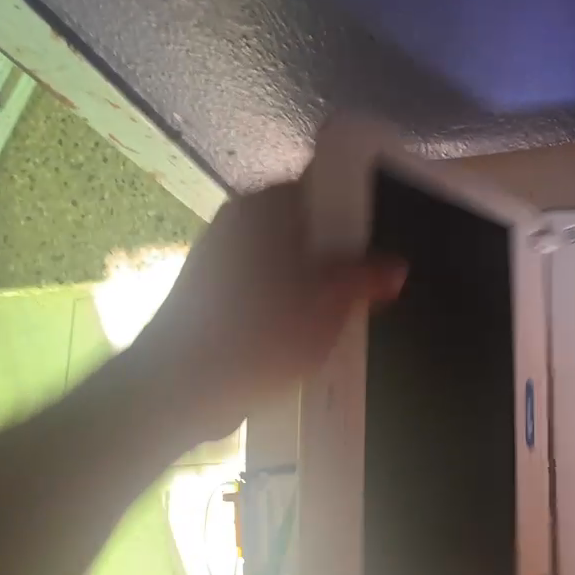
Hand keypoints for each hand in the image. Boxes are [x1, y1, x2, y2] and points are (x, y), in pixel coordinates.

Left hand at [125, 182, 405, 439]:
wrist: (179, 388)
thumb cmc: (259, 335)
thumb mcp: (328, 306)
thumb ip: (366, 278)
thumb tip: (394, 266)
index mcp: (264, 208)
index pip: (323, 187)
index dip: (359, 211)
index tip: (384, 239)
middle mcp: (238, 223)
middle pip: (306, 228)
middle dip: (340, 255)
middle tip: (374, 284)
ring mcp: (221, 260)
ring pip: (286, 263)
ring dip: (315, 286)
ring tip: (345, 317)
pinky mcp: (212, 297)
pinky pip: (265, 291)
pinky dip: (288, 307)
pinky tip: (307, 338)